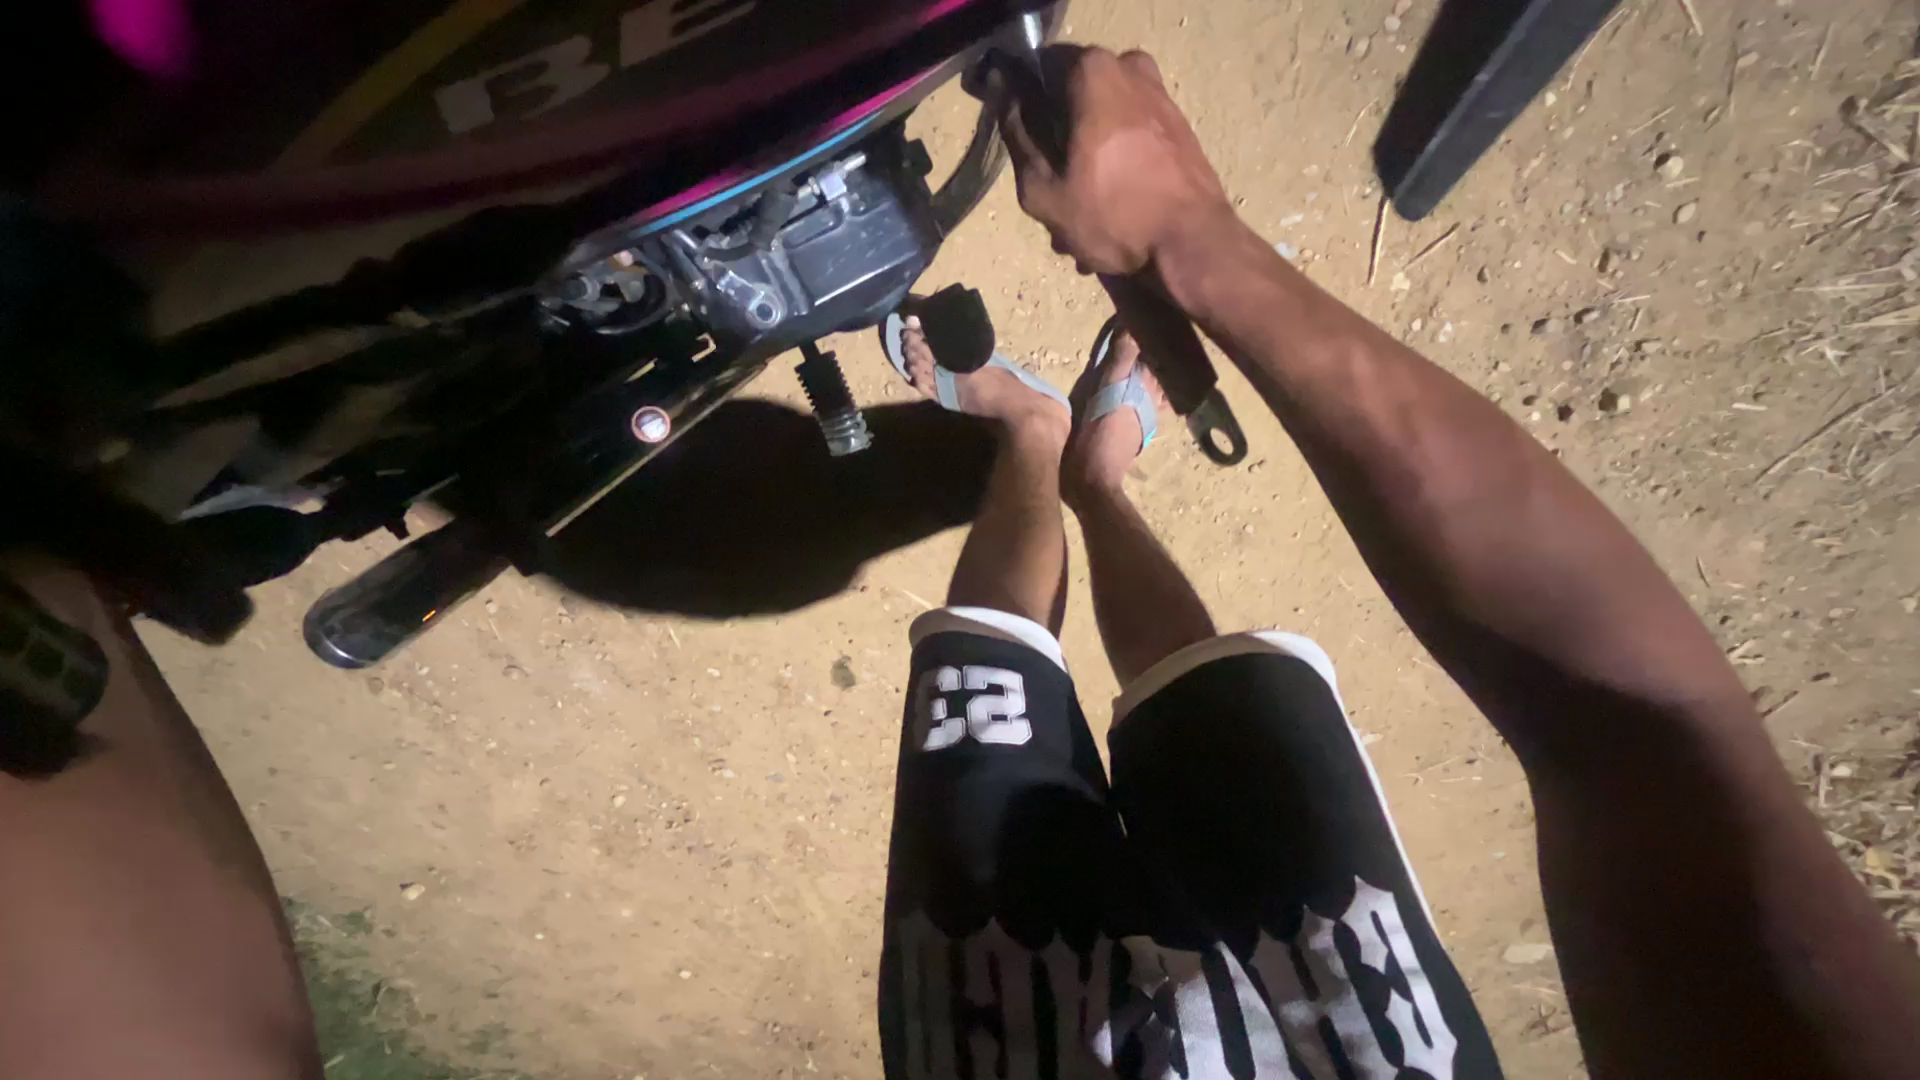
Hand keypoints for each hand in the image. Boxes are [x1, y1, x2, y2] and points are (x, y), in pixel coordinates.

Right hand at [991, 46, 1236, 276]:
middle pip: (1072, 108)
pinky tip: (1111, 221)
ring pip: (1101, 133)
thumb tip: (1007, 107)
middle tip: (1055, 205)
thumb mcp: (1044, 191)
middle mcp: (1129, 69)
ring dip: (1086, 176)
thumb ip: (1018, 142)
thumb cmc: (1114, 215)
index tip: (1021, 154)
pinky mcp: (1177, 130)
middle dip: (1059, 155)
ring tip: (1082, 227)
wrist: (1192, 242)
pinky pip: (1130, 148)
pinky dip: (1116, 179)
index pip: (1036, 74)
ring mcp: (1159, 98)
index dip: (1022, 114)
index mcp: (1092, 71)